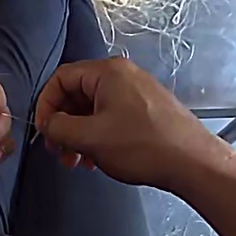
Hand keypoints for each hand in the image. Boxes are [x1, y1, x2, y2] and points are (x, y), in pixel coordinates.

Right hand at [32, 56, 235, 197]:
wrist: (192, 163)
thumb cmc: (146, 147)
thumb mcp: (90, 138)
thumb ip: (59, 127)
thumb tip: (48, 124)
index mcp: (109, 72)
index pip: (61, 78)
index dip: (46, 105)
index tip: (44, 130)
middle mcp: (124, 76)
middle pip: (78, 94)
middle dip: (64, 124)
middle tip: (60, 150)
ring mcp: (138, 93)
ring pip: (95, 109)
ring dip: (80, 135)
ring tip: (78, 160)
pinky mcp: (148, 111)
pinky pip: (113, 118)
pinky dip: (99, 137)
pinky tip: (98, 159)